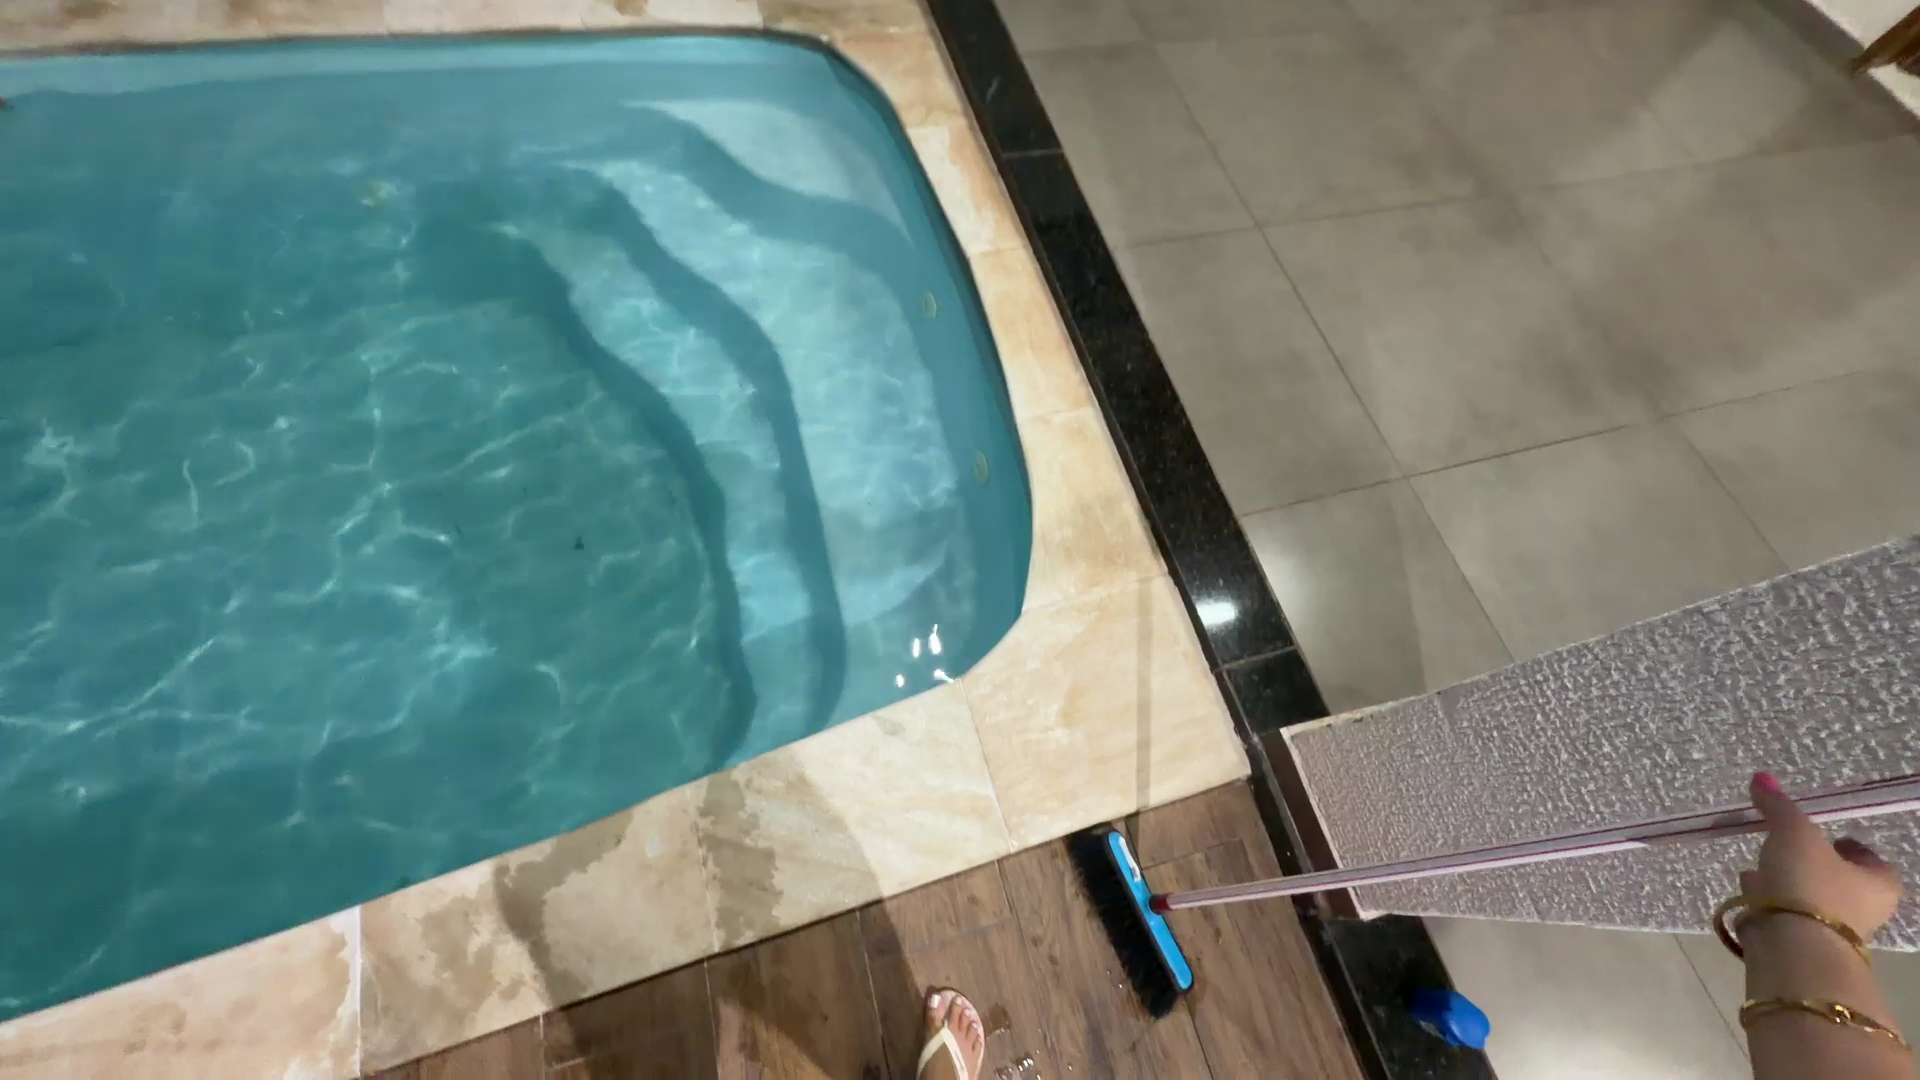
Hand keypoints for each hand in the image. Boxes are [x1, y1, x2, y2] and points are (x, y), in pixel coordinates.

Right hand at [1744, 771, 1902, 940]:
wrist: (1792, 939)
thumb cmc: (1809, 883)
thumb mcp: (1794, 835)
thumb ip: (1779, 807)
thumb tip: (1762, 776)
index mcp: (1879, 883)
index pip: (1872, 860)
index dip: (1849, 845)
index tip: (1823, 835)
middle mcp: (1866, 906)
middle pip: (1839, 877)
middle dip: (1811, 862)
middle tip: (1785, 846)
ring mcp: (1833, 925)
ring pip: (1809, 892)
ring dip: (1786, 878)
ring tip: (1759, 865)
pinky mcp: (1801, 935)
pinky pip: (1785, 907)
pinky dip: (1769, 895)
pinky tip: (1750, 886)